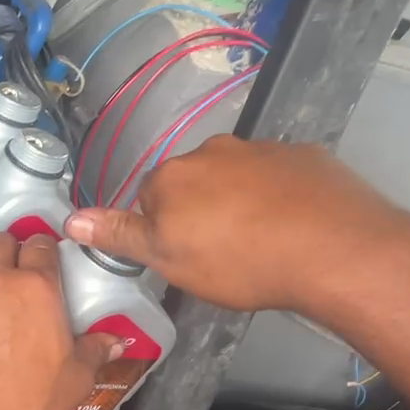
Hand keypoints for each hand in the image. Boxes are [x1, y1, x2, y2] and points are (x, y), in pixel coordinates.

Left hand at [0, 233, 114, 409]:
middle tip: (22, 269)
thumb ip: (94, 352)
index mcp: (37, 287)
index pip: (42, 246)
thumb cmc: (26, 400)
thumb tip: (114, 341)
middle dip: (13, 248)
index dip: (47, 249)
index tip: (50, 260)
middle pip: (1, 241)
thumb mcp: (75, 380)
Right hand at [63, 136, 409, 312]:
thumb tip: (70, 218)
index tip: (184, 255)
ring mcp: (263, 149)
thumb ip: (120, 235)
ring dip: (238, 201)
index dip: (163, 230)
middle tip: (220, 252)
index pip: (148, 199)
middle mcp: (212, 151)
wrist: (339, 251)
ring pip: (235, 177)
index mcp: (171, 176)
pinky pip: (279, 176)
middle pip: (191, 182)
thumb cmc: (241, 260)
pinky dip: (279, 196)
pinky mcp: (307, 156)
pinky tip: (293, 226)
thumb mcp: (168, 259)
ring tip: (260, 242)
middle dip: (199, 210)